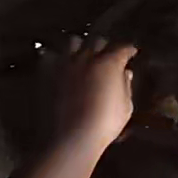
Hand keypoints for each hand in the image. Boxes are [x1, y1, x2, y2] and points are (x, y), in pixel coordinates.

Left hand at [52, 36, 136, 150]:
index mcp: (110, 63)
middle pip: (98, 40)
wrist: (71, 137)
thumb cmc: (104, 125)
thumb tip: (126, 73)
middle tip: (107, 54)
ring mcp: (65, 63)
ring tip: (81, 55)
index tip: (131, 51)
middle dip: (104, 46)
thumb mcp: (125, 108)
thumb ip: (126, 86)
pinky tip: (58, 63)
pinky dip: (55, 57)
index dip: (128, 49)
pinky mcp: (47, 72)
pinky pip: (49, 55)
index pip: (122, 48)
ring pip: (73, 41)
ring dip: (79, 46)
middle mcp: (87, 57)